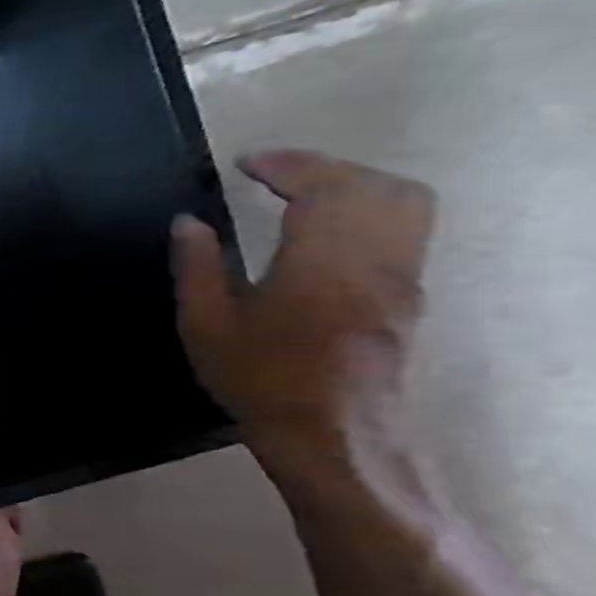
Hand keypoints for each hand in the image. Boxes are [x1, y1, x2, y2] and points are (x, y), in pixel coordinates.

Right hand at [171, 150, 435, 445]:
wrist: (331, 433)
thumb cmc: (260, 378)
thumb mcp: (206, 325)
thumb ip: (197, 267)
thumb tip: (187, 222)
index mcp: (320, 262)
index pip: (320, 187)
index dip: (284, 164)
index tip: (245, 162)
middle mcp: (374, 258)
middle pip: (370, 183)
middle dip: (320, 166)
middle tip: (271, 171)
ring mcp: (400, 275)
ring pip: (402, 199)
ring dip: (353, 181)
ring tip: (304, 189)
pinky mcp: (408, 292)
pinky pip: (406, 225)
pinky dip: (371, 205)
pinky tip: (332, 224)